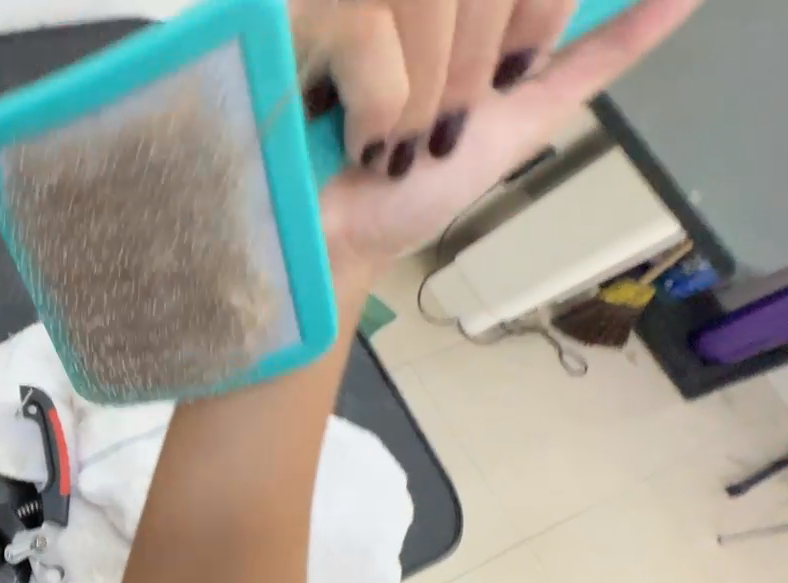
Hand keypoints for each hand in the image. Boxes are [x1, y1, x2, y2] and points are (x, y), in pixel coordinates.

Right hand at [296, 0, 701, 277]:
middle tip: (432, 136)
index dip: (533, 18)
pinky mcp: (301, 43)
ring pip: (423, 4)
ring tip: (386, 146)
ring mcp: (354, 18)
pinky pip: (361, 29)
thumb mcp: (522, 122)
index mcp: (469, 13)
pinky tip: (355, 133)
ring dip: (419, 92)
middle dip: (466, 73)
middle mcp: (412, 8)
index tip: (506, 84)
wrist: (331, 244)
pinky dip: (376, 94)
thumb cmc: (413, 198)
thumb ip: (595, 58)